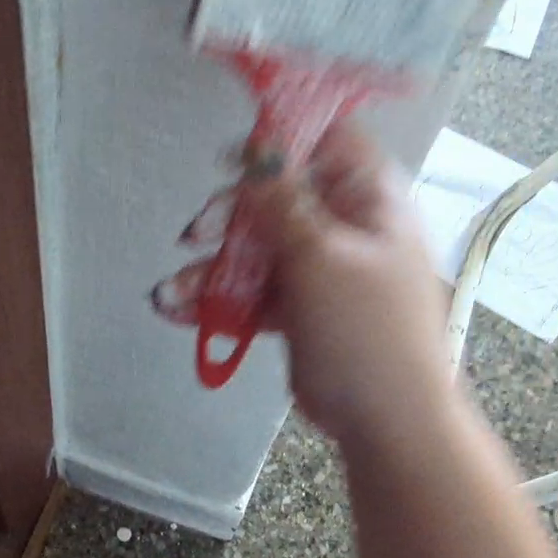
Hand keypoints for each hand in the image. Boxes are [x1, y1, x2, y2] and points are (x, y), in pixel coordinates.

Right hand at [152, 124, 455, 442]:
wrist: (386, 418)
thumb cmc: (364, 328)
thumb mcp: (322, 257)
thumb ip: (283, 202)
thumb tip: (261, 146)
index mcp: (368, 200)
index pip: (329, 141)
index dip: (281, 139)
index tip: (230, 157)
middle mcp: (344, 227)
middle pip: (276, 198)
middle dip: (230, 216)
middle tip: (197, 235)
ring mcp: (319, 270)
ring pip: (256, 250)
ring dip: (211, 268)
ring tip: (171, 293)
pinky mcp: (298, 308)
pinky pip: (253, 292)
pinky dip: (219, 300)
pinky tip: (178, 312)